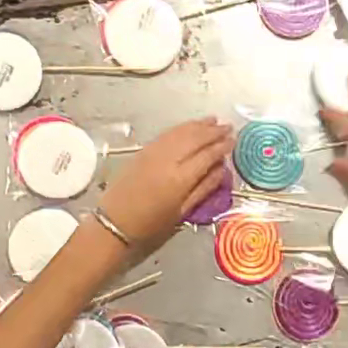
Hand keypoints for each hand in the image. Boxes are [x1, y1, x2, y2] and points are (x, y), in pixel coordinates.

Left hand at [98, 117, 235, 242]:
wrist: (114, 223)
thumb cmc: (150, 226)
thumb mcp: (182, 213)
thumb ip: (203, 189)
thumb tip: (221, 170)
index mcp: (180, 178)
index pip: (207, 155)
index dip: (222, 146)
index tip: (233, 141)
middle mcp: (168, 160)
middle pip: (195, 138)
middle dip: (213, 131)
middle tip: (228, 127)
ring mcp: (154, 152)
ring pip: (181, 132)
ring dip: (199, 125)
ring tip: (213, 121)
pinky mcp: (143, 151)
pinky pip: (167, 134)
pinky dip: (182, 127)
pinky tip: (190, 126)